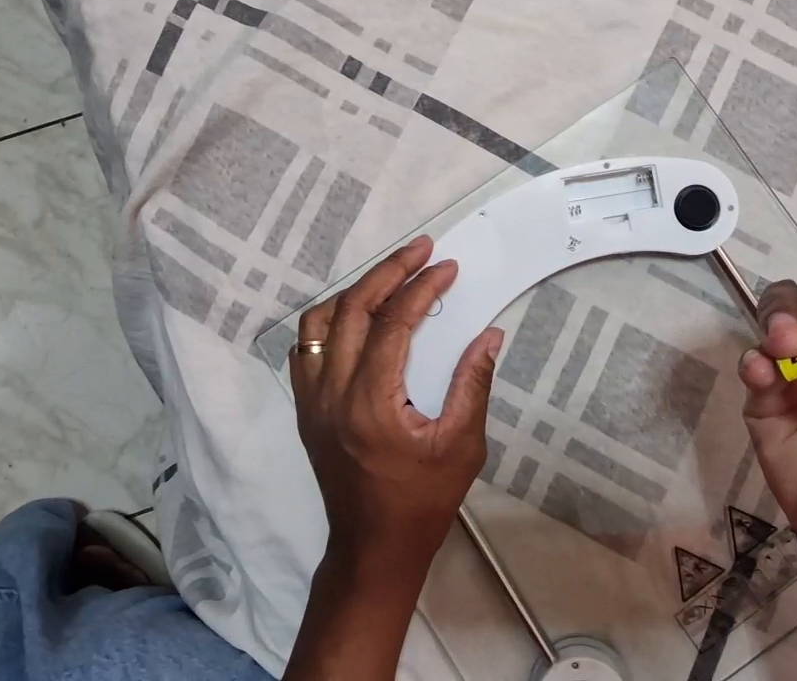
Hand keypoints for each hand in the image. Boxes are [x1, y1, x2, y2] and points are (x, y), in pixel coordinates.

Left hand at [290, 235, 503, 573]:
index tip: (447, 267)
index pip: (393, 323)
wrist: (373, 548)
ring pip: (319, 322)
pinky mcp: (306, 407)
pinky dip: (332, 320)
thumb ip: (474, 384)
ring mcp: (311, 399)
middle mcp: (332, 392)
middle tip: (421, 249)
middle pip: (352, 308)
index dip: (421, 288)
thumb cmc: (423, 501)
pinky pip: (307, 347)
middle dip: (388, 271)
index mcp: (371, 401)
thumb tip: (490, 334)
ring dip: (355, 291)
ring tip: (391, 278)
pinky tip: (359, 317)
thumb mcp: (462, 445)